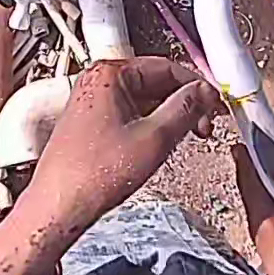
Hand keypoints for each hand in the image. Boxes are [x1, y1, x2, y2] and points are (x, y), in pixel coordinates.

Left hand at [0, 58, 219, 274]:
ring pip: (145, 99)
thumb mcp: (154, 139)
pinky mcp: (92, 120)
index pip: (166, 67)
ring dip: (169, 115)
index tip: (215, 105)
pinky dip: (151, 125)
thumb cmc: (94, 174)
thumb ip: (185, 109)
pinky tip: (162, 143)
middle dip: (184, 103)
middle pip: (155, 81)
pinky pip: (131, 112)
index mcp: (111, 74)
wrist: (58, 207)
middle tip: (205, 125)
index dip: (196, 87)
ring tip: (187, 137)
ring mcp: (94, 100)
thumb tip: (205, 91)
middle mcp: (100, 80)